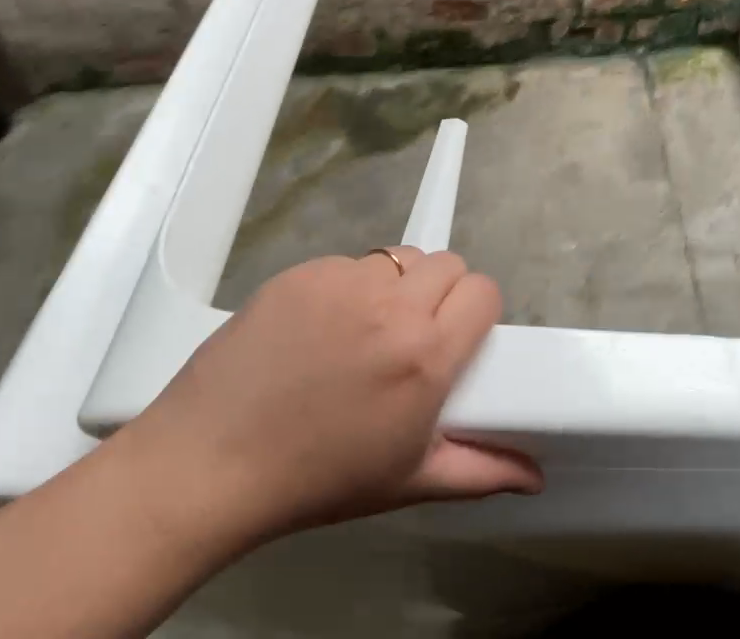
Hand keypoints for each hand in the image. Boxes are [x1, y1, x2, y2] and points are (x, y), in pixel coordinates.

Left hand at [107, 248, 541, 542]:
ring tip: (367, 327)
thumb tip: (537, 476)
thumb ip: (482, 471)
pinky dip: (348, 286)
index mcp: (427, 355)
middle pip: (448, 265)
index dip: (477, 311)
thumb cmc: (317, 480)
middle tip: (414, 333)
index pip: (485, 291)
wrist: (202, 469)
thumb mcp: (409, 481)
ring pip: (400, 258)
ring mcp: (341, 285)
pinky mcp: (298, 275)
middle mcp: (393, 308)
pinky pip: (348, 263)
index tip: (457, 337)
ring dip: (398, 285)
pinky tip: (321, 326)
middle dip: (442, 294)